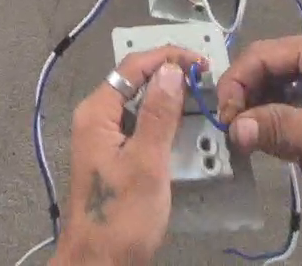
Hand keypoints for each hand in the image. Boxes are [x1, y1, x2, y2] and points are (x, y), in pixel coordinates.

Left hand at [52, 46, 204, 265]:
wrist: (99, 265)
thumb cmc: (122, 216)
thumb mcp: (146, 164)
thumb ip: (159, 115)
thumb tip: (171, 69)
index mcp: (97, 111)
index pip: (133, 67)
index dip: (167, 57)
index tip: (202, 62)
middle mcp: (96, 117)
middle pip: (134, 81)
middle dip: (169, 74)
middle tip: (206, 78)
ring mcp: (102, 137)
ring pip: (138, 103)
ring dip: (167, 97)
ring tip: (200, 96)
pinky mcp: (113, 156)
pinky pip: (139, 125)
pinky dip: (162, 120)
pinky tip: (183, 126)